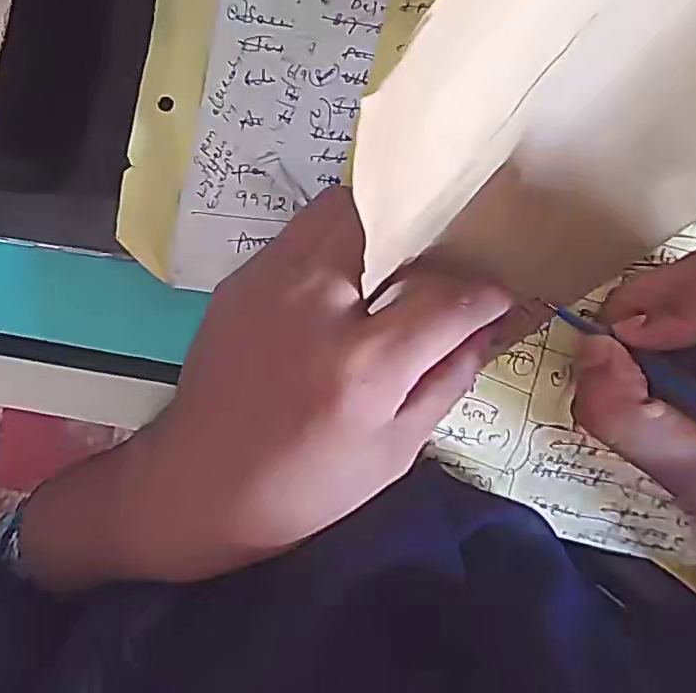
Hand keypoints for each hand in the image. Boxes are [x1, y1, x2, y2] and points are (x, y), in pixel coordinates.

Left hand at [20, 187, 518, 590]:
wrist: (196, 483)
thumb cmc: (303, 486)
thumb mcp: (393, 451)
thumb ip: (447, 378)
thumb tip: (488, 326)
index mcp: (361, 365)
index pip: (446, 298)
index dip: (485, 291)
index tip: (499, 290)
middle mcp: (316, 303)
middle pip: (389, 225)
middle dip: (431, 231)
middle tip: (450, 251)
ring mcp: (272, 279)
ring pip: (341, 208)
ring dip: (381, 220)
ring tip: (401, 250)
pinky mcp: (244, 274)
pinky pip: (305, 227)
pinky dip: (338, 232)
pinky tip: (348, 265)